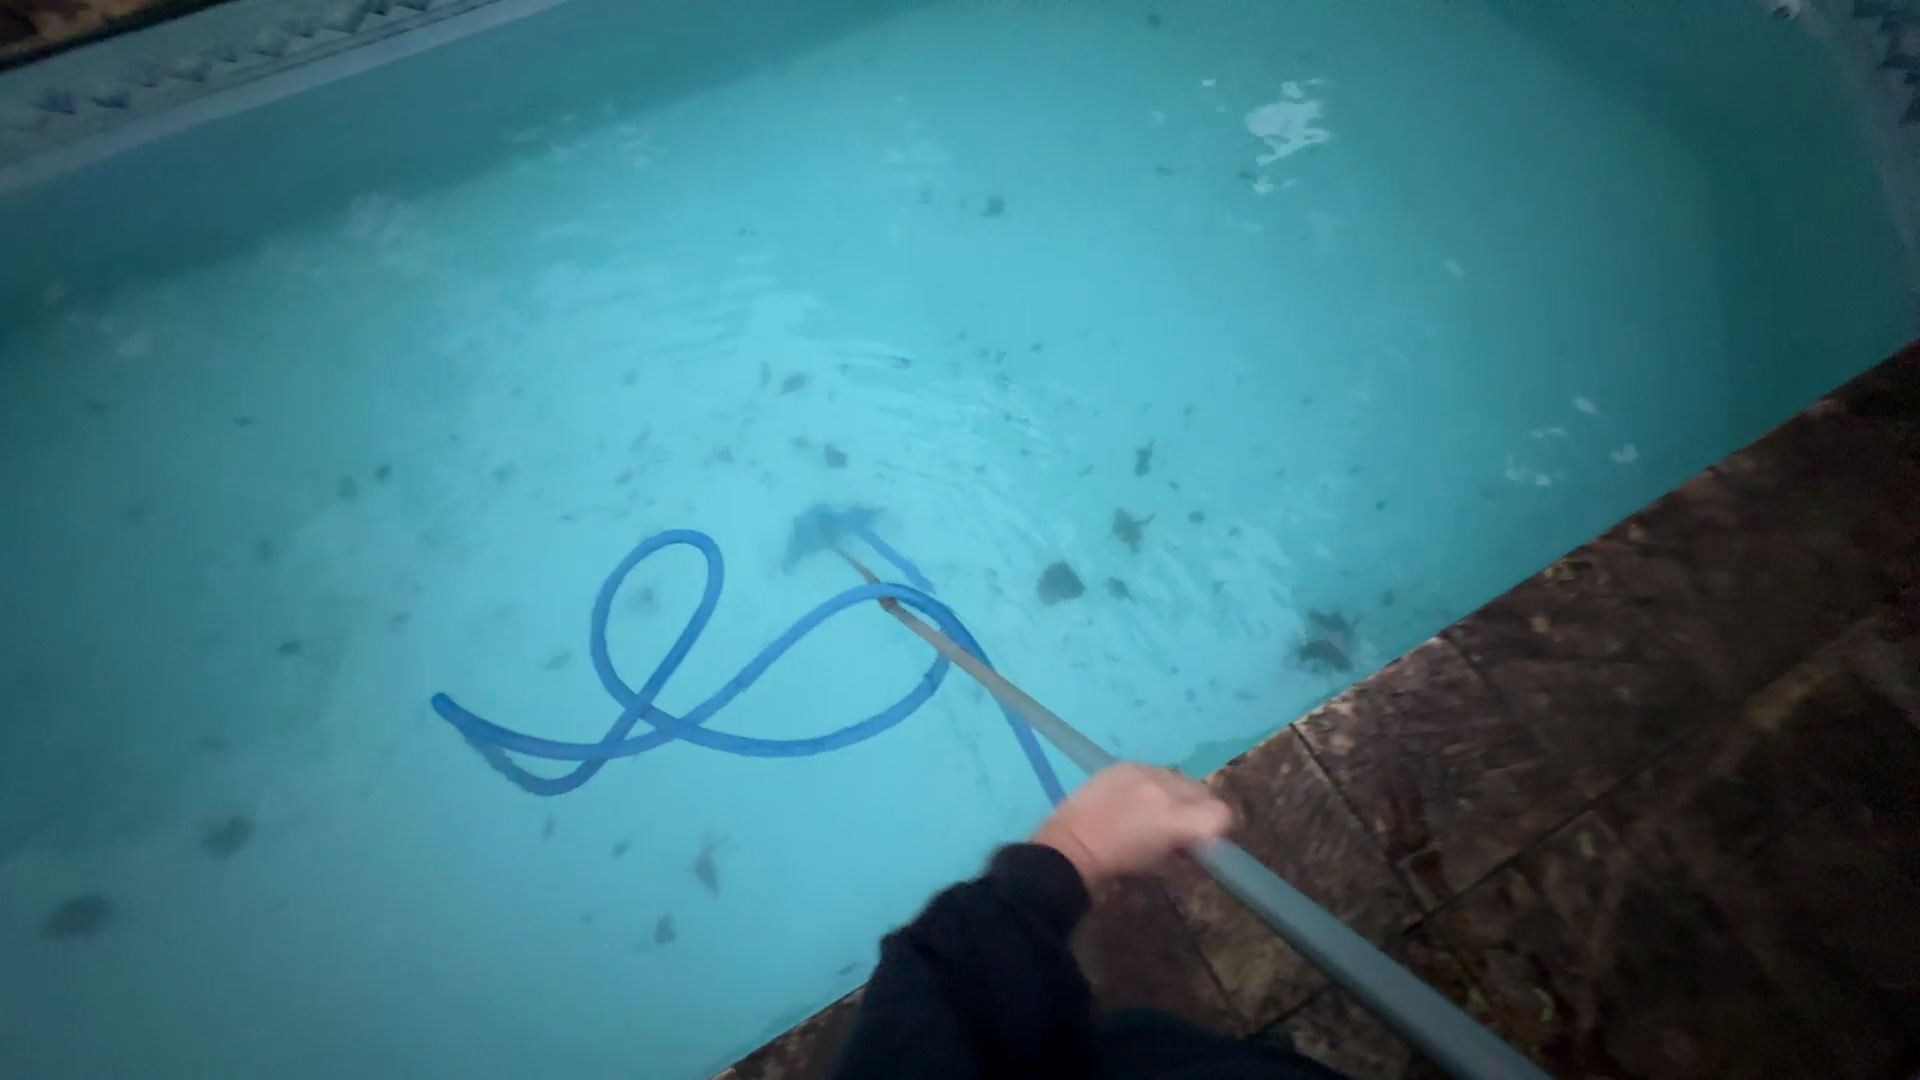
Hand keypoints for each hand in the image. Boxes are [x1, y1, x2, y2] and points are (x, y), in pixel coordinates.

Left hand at [1031, 763, 1232, 886]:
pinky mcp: (1126, 763)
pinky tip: (1137, 797)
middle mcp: (1164, 788)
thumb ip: (1189, 854)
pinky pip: (1155, 770)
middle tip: (1182, 825)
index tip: (1204, 838)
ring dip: (1178, 794)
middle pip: (1204, 792)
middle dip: (1199, 810)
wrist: (1073, 842)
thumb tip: (1198, 845)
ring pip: (1181, 778)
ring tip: (1156, 809)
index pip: (1222, 814)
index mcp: (1176, 818)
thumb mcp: (1163, 867)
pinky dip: (1155, 783)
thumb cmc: (1119, 863)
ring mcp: (1144, 771)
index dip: (1217, 829)